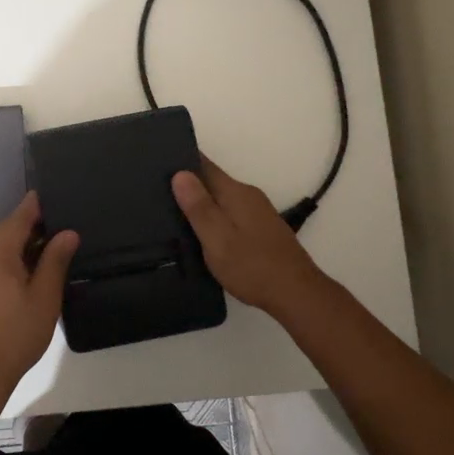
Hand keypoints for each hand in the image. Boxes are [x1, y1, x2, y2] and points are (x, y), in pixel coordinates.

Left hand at [0, 192, 78, 400]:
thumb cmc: (15, 335)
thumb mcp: (44, 299)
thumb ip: (55, 261)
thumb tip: (68, 233)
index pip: (19, 217)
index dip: (35, 207)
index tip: (48, 199)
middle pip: (3, 233)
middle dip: (26, 234)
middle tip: (51, 243)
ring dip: (9, 252)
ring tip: (33, 268)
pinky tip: (9, 284)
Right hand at [172, 157, 325, 315]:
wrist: (296, 294)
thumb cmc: (252, 266)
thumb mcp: (217, 238)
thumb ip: (198, 206)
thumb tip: (180, 173)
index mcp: (236, 193)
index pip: (204, 165)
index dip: (182, 160)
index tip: (158, 161)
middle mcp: (249, 196)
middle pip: (213, 181)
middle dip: (188, 184)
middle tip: (157, 193)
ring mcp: (258, 213)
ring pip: (222, 199)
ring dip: (202, 203)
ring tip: (173, 214)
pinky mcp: (262, 230)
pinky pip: (231, 214)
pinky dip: (215, 218)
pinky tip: (203, 233)